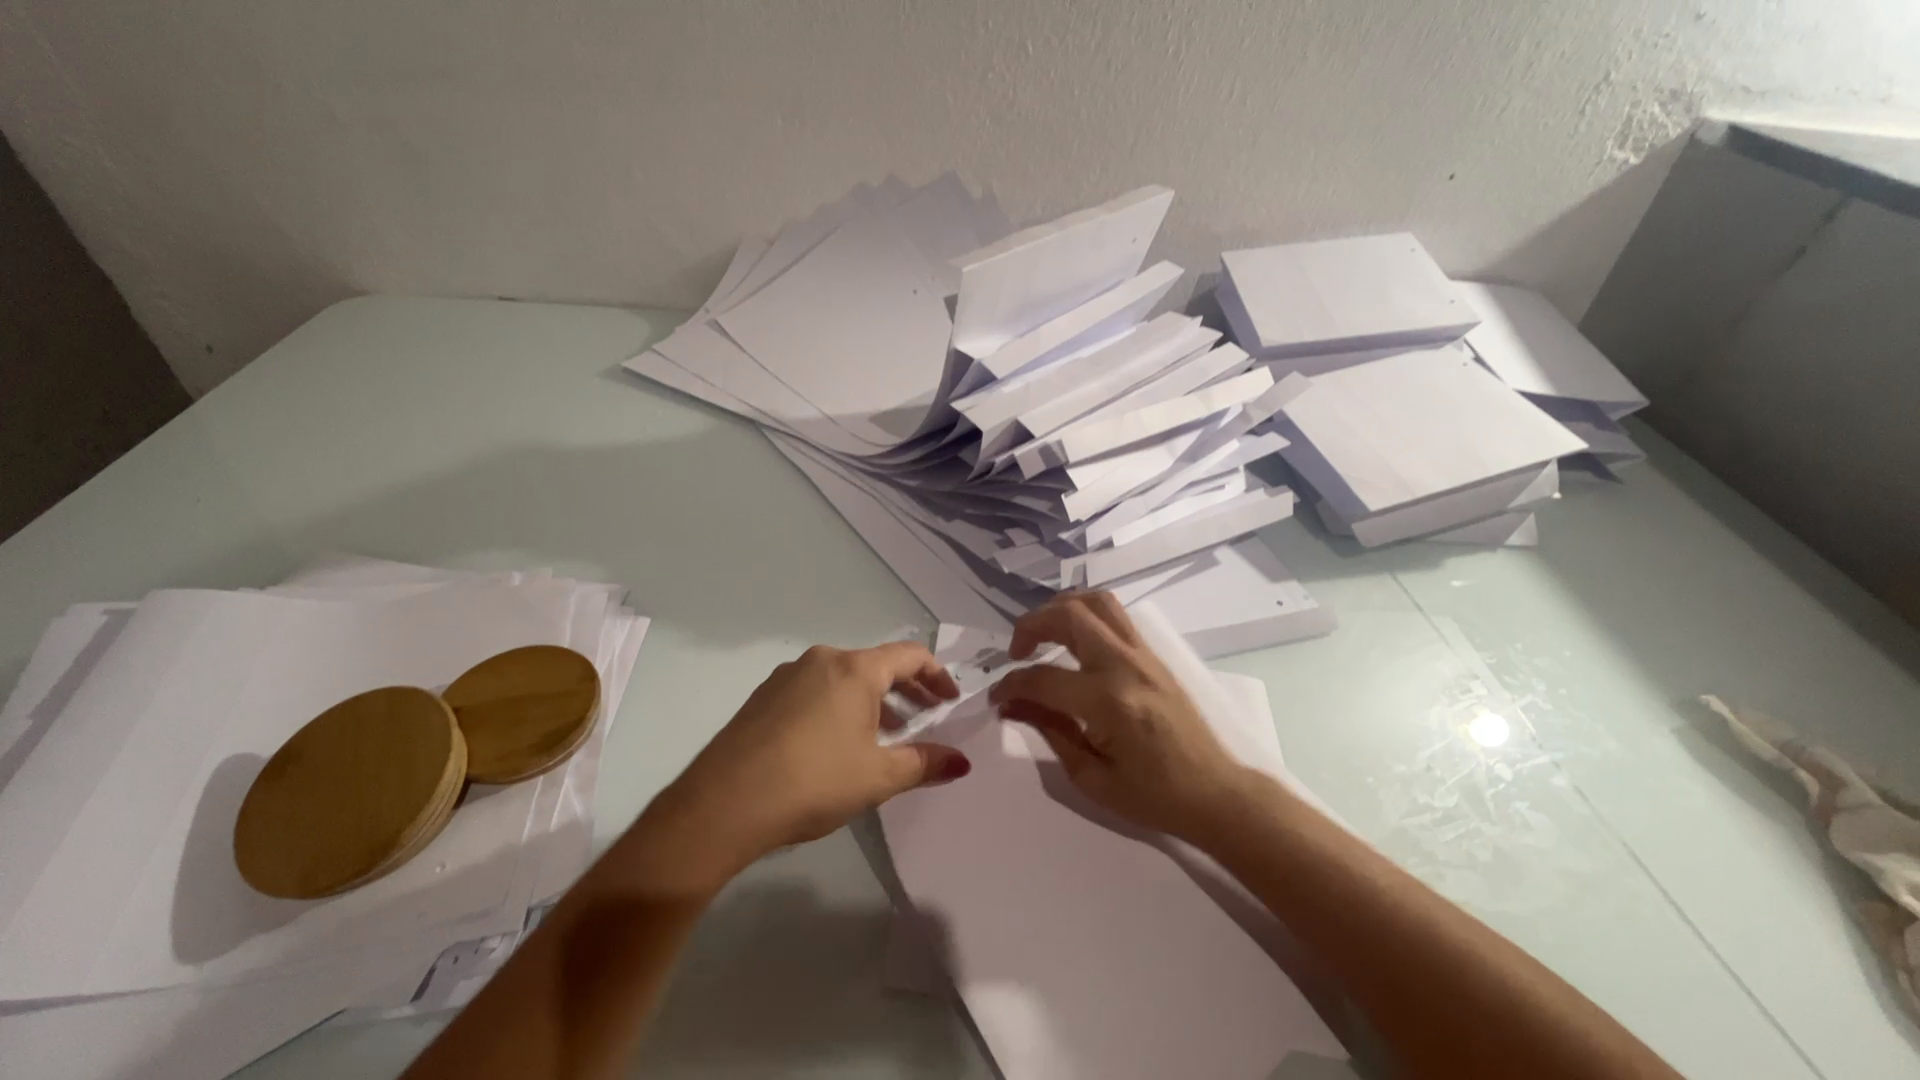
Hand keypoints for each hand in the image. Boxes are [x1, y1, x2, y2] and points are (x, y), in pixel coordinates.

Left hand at [635, 642, 967, 888]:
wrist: (723, 804)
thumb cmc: (814, 783)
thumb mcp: (878, 777)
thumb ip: (924, 763)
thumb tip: (961, 762)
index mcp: (853, 670)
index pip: (909, 656)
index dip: (937, 675)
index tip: (950, 701)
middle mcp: (820, 661)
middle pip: (875, 665)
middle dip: (906, 690)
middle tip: (926, 718)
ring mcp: (786, 677)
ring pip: (842, 679)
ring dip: (871, 701)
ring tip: (884, 737)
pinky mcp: (762, 699)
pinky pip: (814, 691)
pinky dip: (839, 707)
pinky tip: (837, 745)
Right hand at [989, 592, 1249, 840]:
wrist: (1215, 793)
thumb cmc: (1153, 797)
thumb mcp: (1092, 777)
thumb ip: (1051, 731)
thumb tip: (1013, 704)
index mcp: (1108, 702)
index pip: (1043, 678)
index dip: (1010, 685)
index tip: (996, 698)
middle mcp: (1126, 666)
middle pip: (1070, 615)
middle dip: (1031, 626)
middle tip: (1016, 653)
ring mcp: (1144, 656)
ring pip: (1097, 602)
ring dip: (1061, 609)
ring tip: (1043, 635)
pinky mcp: (1154, 657)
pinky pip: (1116, 617)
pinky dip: (1085, 616)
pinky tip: (1072, 642)